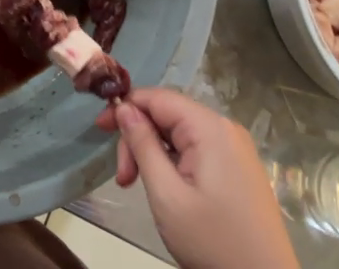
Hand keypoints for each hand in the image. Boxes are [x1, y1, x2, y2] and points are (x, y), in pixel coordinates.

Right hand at [96, 88, 291, 268]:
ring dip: (154, 154)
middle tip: (124, 178)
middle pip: (168, 115)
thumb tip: (123, 108)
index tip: (100, 130)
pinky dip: (174, 163)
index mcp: (210, 128)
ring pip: (180, 134)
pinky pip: (197, 150)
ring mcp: (235, 149)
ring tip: (138, 187)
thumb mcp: (166, 194)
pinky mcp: (239, 169)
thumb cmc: (212, 242)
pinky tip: (165, 189)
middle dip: (139, 139)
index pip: (158, 97)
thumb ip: (143, 145)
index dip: (126, 107)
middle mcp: (225, 129)